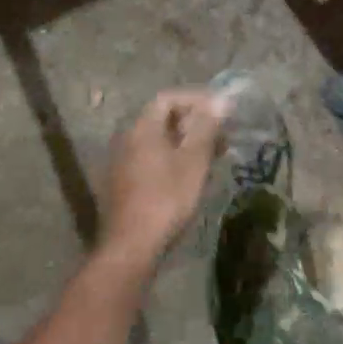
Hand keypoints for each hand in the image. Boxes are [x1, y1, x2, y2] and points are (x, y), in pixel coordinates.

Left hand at [99, 88, 229, 260]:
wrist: (131, 244)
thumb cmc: (166, 199)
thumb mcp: (193, 162)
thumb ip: (206, 128)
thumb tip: (220, 100)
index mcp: (141, 128)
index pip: (168, 98)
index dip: (196, 100)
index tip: (221, 111)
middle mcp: (126, 138)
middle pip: (161, 118)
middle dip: (193, 122)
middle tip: (222, 136)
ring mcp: (121, 161)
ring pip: (157, 140)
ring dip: (185, 142)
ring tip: (212, 156)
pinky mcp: (122, 182)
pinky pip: (150, 158)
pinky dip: (172, 158)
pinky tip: (190, 175)